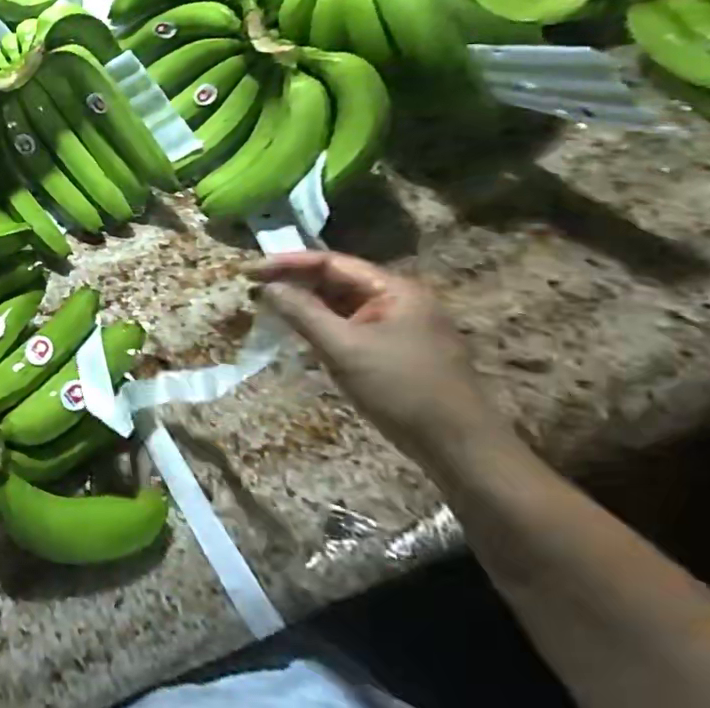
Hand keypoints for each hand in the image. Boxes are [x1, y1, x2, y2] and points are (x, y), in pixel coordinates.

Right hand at [251, 252, 508, 464]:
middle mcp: (400, 302)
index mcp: (396, 291)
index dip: (287, 264)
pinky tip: (298, 334)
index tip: (249, 272)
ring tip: (268, 309)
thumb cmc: (402, 388)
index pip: (331, 263)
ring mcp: (400, 327)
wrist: (460, 447)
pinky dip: (320, 325)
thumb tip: (267, 287)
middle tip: (254, 290)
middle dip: (294, 283)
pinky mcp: (395, 350)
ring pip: (341, 305)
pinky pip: (349, 326)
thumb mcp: (343, 347)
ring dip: (305, 305)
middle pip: (336, 281)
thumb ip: (301, 312)